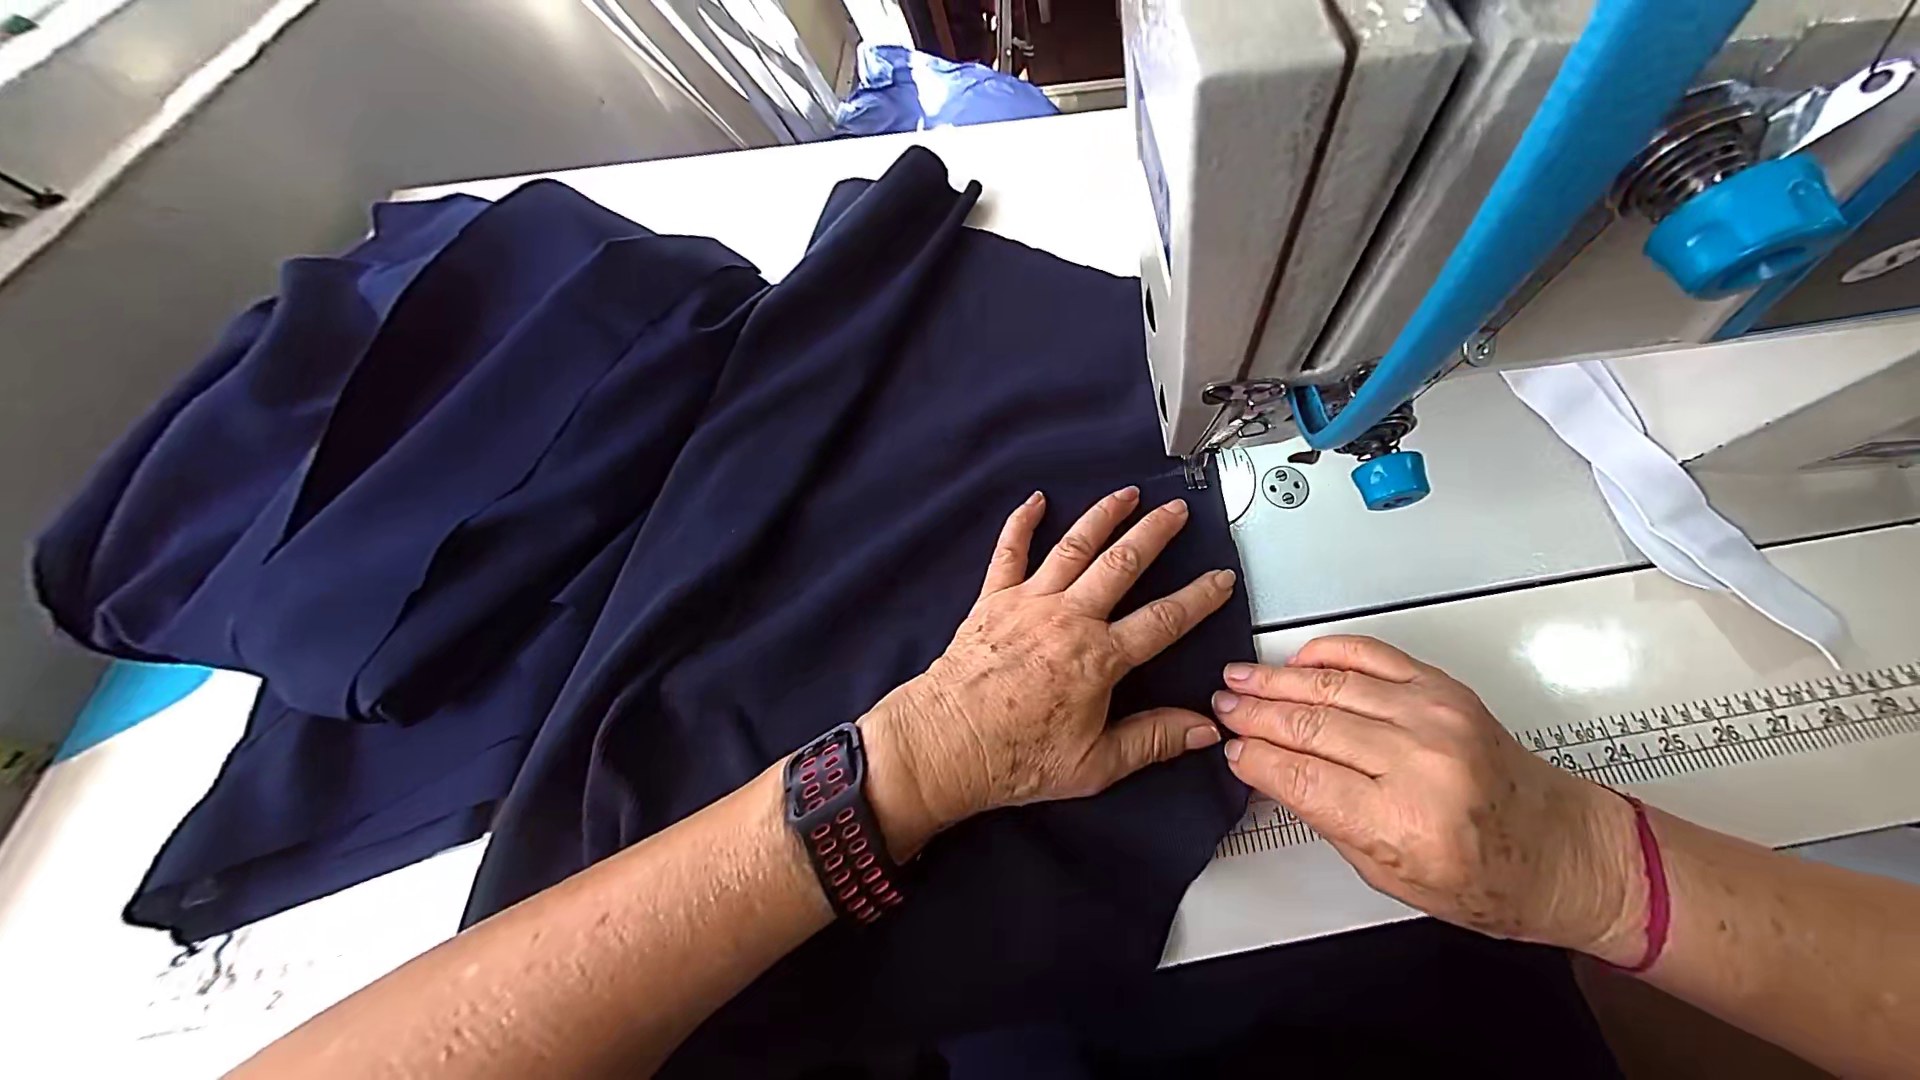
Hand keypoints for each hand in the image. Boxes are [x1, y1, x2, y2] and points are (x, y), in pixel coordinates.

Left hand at [860, 487, 1236, 857]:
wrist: (948, 744)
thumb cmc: (1013, 756)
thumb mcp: (1095, 765)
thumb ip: (1153, 740)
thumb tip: (1201, 729)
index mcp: (1098, 658)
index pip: (1164, 619)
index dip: (1198, 597)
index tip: (1217, 579)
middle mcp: (1068, 619)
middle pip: (1123, 563)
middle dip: (1155, 532)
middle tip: (1175, 512)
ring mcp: (1029, 603)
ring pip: (1075, 545)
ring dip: (1104, 515)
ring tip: (1126, 495)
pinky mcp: (993, 599)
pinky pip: (1009, 550)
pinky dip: (1022, 522)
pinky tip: (1035, 501)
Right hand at [1212, 635, 1647, 963]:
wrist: (1563, 849)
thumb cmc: (1486, 876)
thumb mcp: (1387, 874)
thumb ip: (1321, 814)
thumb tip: (1267, 766)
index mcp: (1404, 824)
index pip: (1298, 777)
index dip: (1253, 757)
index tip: (1229, 746)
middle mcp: (1421, 764)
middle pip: (1306, 725)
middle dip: (1252, 714)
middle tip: (1222, 705)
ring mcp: (1435, 717)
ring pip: (1328, 685)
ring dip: (1273, 680)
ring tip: (1239, 678)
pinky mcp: (1444, 689)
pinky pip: (1369, 654)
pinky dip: (1324, 652)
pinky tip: (1294, 661)